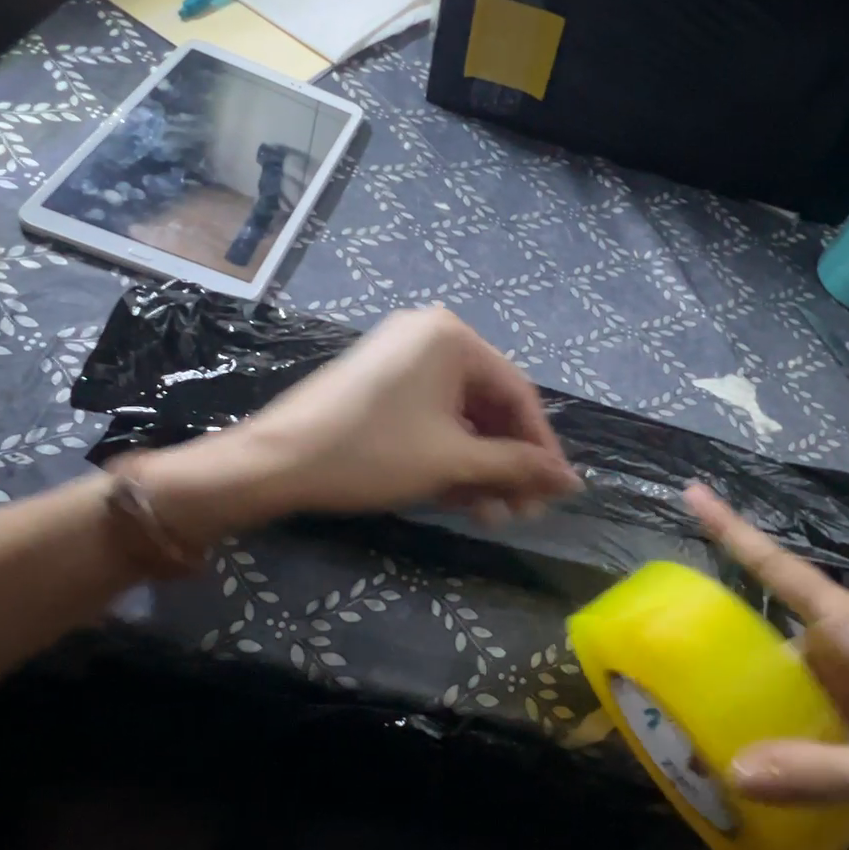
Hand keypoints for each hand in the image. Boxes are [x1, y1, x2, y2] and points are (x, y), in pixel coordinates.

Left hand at [147, 308, 582, 528]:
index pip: (518, 394)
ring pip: (460, 416)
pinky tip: (457, 496)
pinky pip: (431, 415)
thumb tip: (572, 482)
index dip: (541, 448)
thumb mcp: (453, 463)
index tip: (557, 492)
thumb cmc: (372, 454)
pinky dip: (447, 454)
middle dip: (505, 464)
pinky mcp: (381, 380)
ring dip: (478, 466)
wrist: (276, 462)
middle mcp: (431, 335)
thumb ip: (517, 467)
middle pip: (489, 406)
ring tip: (488, 514)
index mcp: (452, 337)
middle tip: (519, 512)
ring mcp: (402, 356)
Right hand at [684, 485, 848, 831]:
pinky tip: (769, 733)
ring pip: (797, 654)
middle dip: (730, 614)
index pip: (784, 570)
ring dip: (760, 669)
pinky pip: (818, 684)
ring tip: (708, 693)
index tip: (693, 491)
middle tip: (674, 630)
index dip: (735, 530)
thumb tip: (736, 769)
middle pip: (779, 611)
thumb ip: (823, 772)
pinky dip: (790, 701)